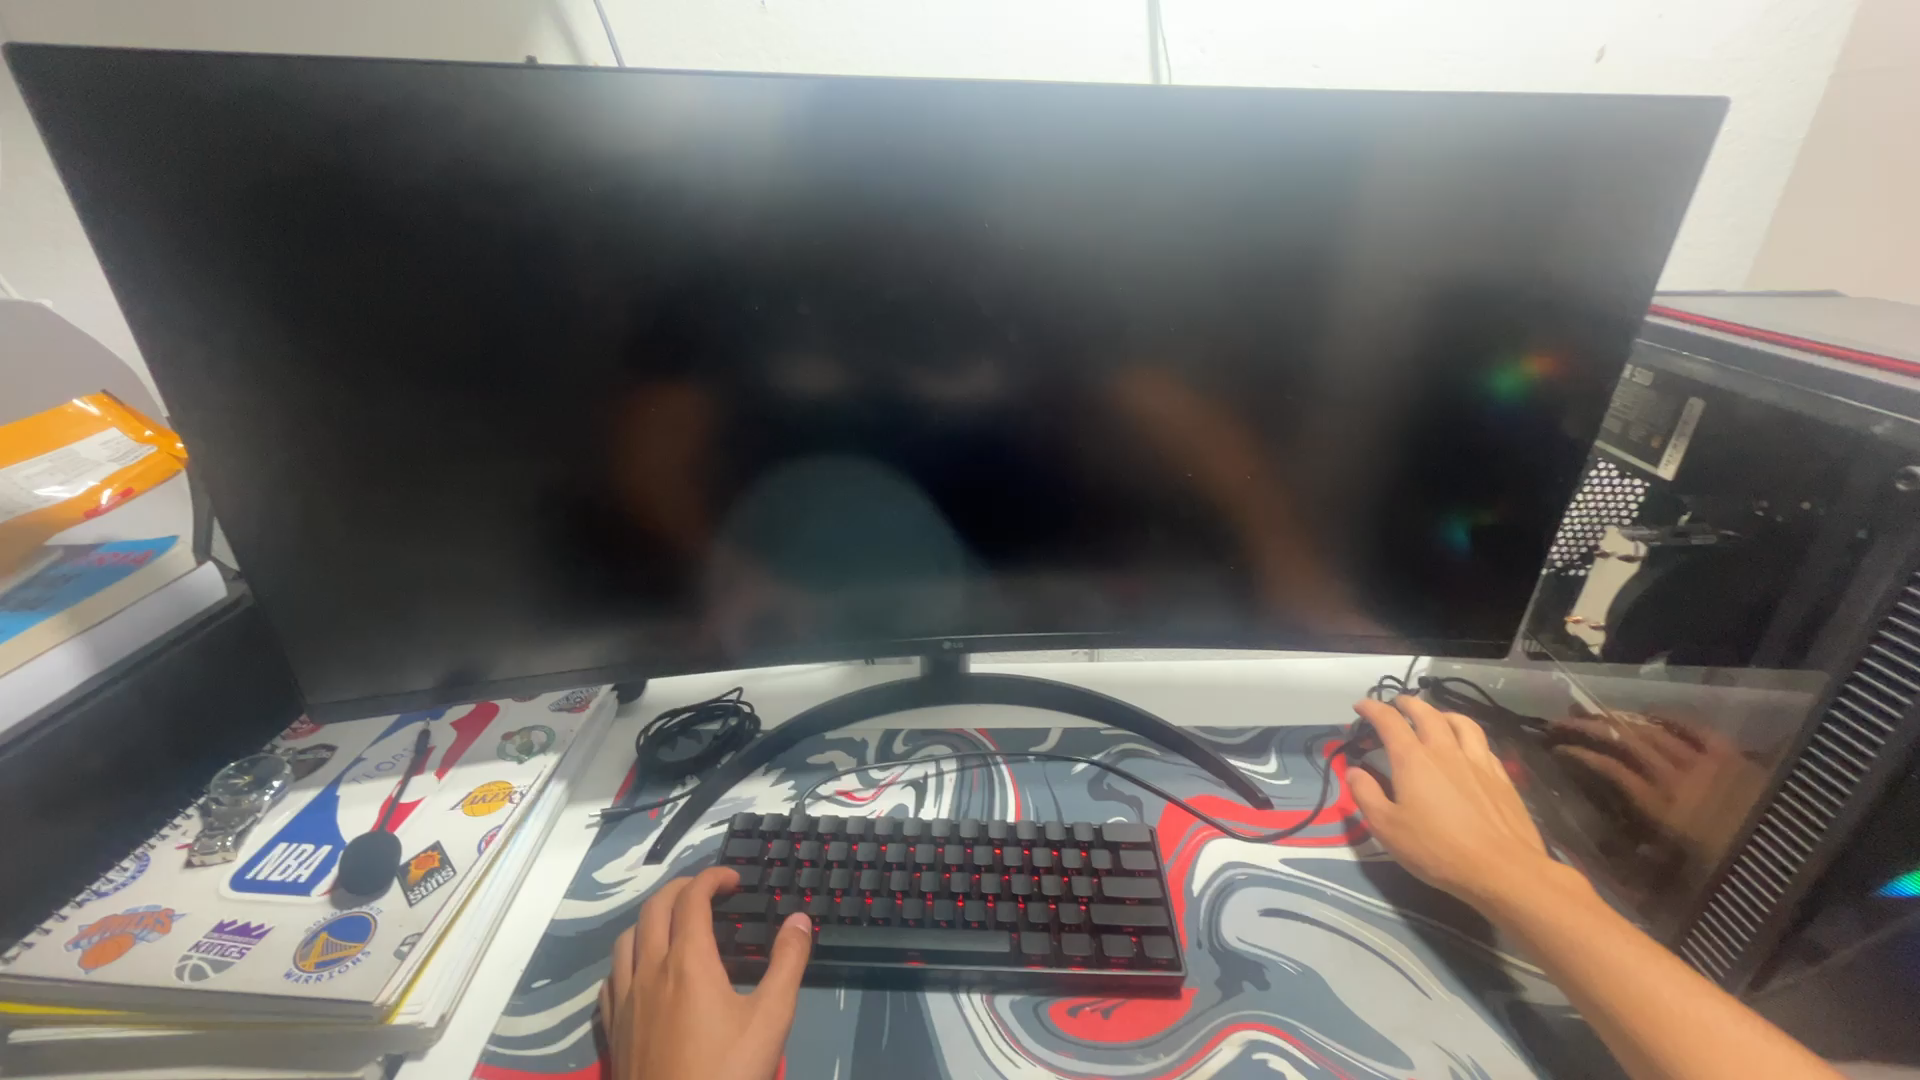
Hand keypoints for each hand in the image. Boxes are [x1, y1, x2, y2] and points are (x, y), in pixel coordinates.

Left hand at [600, 866, 812, 1079]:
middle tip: (710, 893)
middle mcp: (650, 973)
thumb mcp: (771, 1020)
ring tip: (677, 926)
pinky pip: (611, 978)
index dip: (712, 878)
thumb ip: (788, 963)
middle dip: (682, 888)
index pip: (692, 898)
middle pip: (655, 908)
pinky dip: (629, 958)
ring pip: (627, 939)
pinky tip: (644, 974)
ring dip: (652, 918)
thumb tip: (799, 919)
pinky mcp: (613, 1033)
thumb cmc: (728, 1076)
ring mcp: (625, 1004)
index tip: (734, 880)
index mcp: (688, 963)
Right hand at [1346, 695, 1563, 911]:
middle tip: (1397, 704)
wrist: (1504, 871)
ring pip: (1461, 723)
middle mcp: (1445, 751)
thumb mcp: (1386, 827)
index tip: (1360, 706)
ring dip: (1442, 714)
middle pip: (1427, 713)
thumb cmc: (1437, 849)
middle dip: (1408, 704)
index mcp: (1413, 760)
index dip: (1372, 708)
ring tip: (1434, 718)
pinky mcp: (1502, 779)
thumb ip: (1365, 794)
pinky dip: (1467, 737)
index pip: (1389, 721)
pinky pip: (1483, 744)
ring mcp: (1478, 763)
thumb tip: (1354, 771)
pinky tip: (1466, 749)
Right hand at [1549, 707, 1764, 864]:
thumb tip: (1618, 852)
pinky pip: (1696, 729)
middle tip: (1563, 719)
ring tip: (1598, 713)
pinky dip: (1671, 719)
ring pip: (1652, 732)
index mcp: (1660, 806)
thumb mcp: (1686, 869)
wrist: (1798, 859)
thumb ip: (1650, 854)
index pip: (1609, 769)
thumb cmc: (1737, 868)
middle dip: (1589, 727)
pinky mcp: (1730, 758)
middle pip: (1624, 742)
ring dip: (1621, 719)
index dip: (1580, 754)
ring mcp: (1704, 764)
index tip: (1558, 748)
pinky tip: (1652, 714)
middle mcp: (1674, 778)